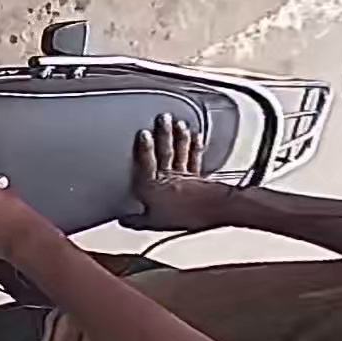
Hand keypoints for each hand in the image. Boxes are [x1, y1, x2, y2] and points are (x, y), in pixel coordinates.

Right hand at [123, 112, 236, 231]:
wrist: (217, 212)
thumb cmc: (186, 216)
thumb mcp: (153, 222)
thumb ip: (137, 220)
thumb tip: (124, 220)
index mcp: (153, 185)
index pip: (146, 161)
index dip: (144, 147)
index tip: (143, 133)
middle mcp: (169, 176)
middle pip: (165, 151)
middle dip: (163, 134)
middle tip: (163, 118)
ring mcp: (187, 175)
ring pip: (181, 151)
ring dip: (180, 136)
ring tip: (179, 123)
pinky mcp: (201, 178)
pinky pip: (196, 158)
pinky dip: (196, 147)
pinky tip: (197, 138)